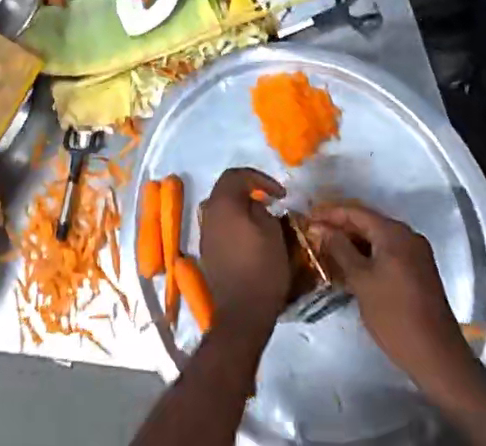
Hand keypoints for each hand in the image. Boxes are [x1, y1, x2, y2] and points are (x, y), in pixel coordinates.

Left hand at [197, 168, 289, 333]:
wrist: (242, 311)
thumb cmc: (261, 268)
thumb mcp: (272, 232)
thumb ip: (261, 209)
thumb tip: (253, 205)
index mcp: (222, 202)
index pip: (236, 175)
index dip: (260, 178)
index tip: (280, 194)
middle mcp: (208, 211)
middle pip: (226, 189)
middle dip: (249, 190)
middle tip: (271, 200)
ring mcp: (205, 231)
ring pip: (223, 207)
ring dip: (242, 206)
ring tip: (264, 217)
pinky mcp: (207, 248)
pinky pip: (221, 224)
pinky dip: (236, 221)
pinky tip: (252, 235)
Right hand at [311, 204, 477, 389]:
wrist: (437, 357)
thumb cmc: (394, 315)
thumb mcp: (360, 280)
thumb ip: (339, 248)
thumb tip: (321, 228)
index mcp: (395, 234)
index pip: (355, 212)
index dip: (329, 213)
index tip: (307, 218)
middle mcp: (408, 236)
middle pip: (368, 222)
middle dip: (340, 227)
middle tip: (314, 233)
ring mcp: (416, 254)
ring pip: (377, 238)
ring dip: (353, 241)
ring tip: (327, 248)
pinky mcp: (419, 270)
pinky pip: (388, 251)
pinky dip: (368, 253)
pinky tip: (350, 264)